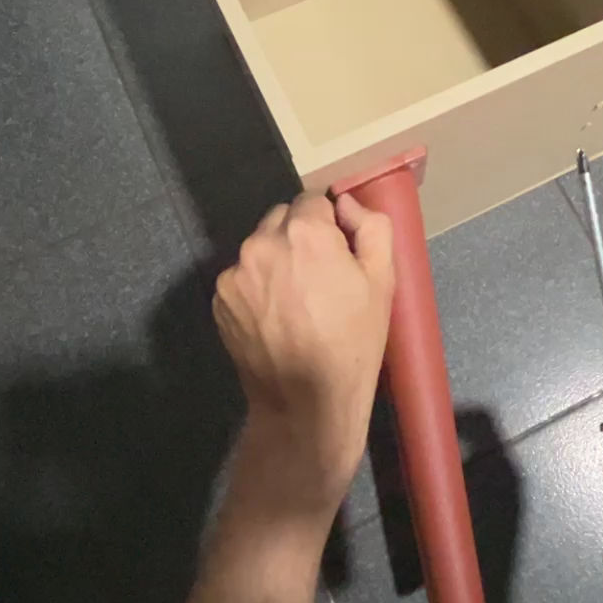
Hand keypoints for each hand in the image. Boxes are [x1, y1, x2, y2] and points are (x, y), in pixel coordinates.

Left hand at [213, 193, 394, 508]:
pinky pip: (242, 276)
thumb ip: (371, 226)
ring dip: (276, 260)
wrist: (306, 402)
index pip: (312, 200)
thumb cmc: (353, 340)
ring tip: (296, 301)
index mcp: (304, 232)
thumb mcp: (382, 280)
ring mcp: (235, 272)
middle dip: (299, 237)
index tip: (338, 252)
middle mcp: (261, 243)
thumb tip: (346, 203)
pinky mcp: (219, 299)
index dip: (328, 223)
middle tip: (318, 276)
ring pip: (259, 247)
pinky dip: (257, 287)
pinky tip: (275, 316)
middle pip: (282, 219)